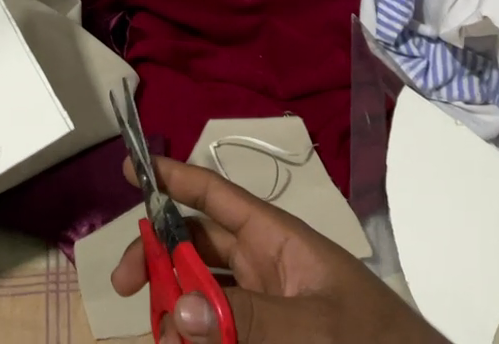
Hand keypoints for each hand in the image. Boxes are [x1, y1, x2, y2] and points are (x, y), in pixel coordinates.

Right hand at [112, 157, 445, 343]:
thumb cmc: (374, 340)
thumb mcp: (315, 328)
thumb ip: (249, 319)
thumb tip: (179, 310)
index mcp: (277, 239)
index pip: (216, 196)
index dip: (174, 177)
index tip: (131, 171)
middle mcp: (263, 265)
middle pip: (196, 245)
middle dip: (156, 256)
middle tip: (124, 286)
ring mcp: (263, 304)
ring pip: (201, 291)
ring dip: (173, 305)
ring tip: (157, 334)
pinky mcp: (263, 335)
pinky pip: (219, 328)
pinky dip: (197, 333)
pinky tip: (182, 342)